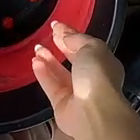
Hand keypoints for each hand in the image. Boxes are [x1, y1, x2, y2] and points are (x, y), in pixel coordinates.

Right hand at [30, 20, 131, 137]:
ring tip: (36, 48)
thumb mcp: (90, 48)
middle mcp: (92, 79)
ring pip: (61, 74)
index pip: (87, 46)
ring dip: (49, 60)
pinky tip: (34, 62)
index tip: (56, 26)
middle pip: (74, 60)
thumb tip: (61, 31)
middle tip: (47, 36)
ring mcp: (77, 93)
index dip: (72, 35)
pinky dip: (43, 74)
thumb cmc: (97, 75)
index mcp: (104, 63)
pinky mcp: (62, 105)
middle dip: (61, 47)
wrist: (94, 113)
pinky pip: (51, 86)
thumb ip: (75, 38)